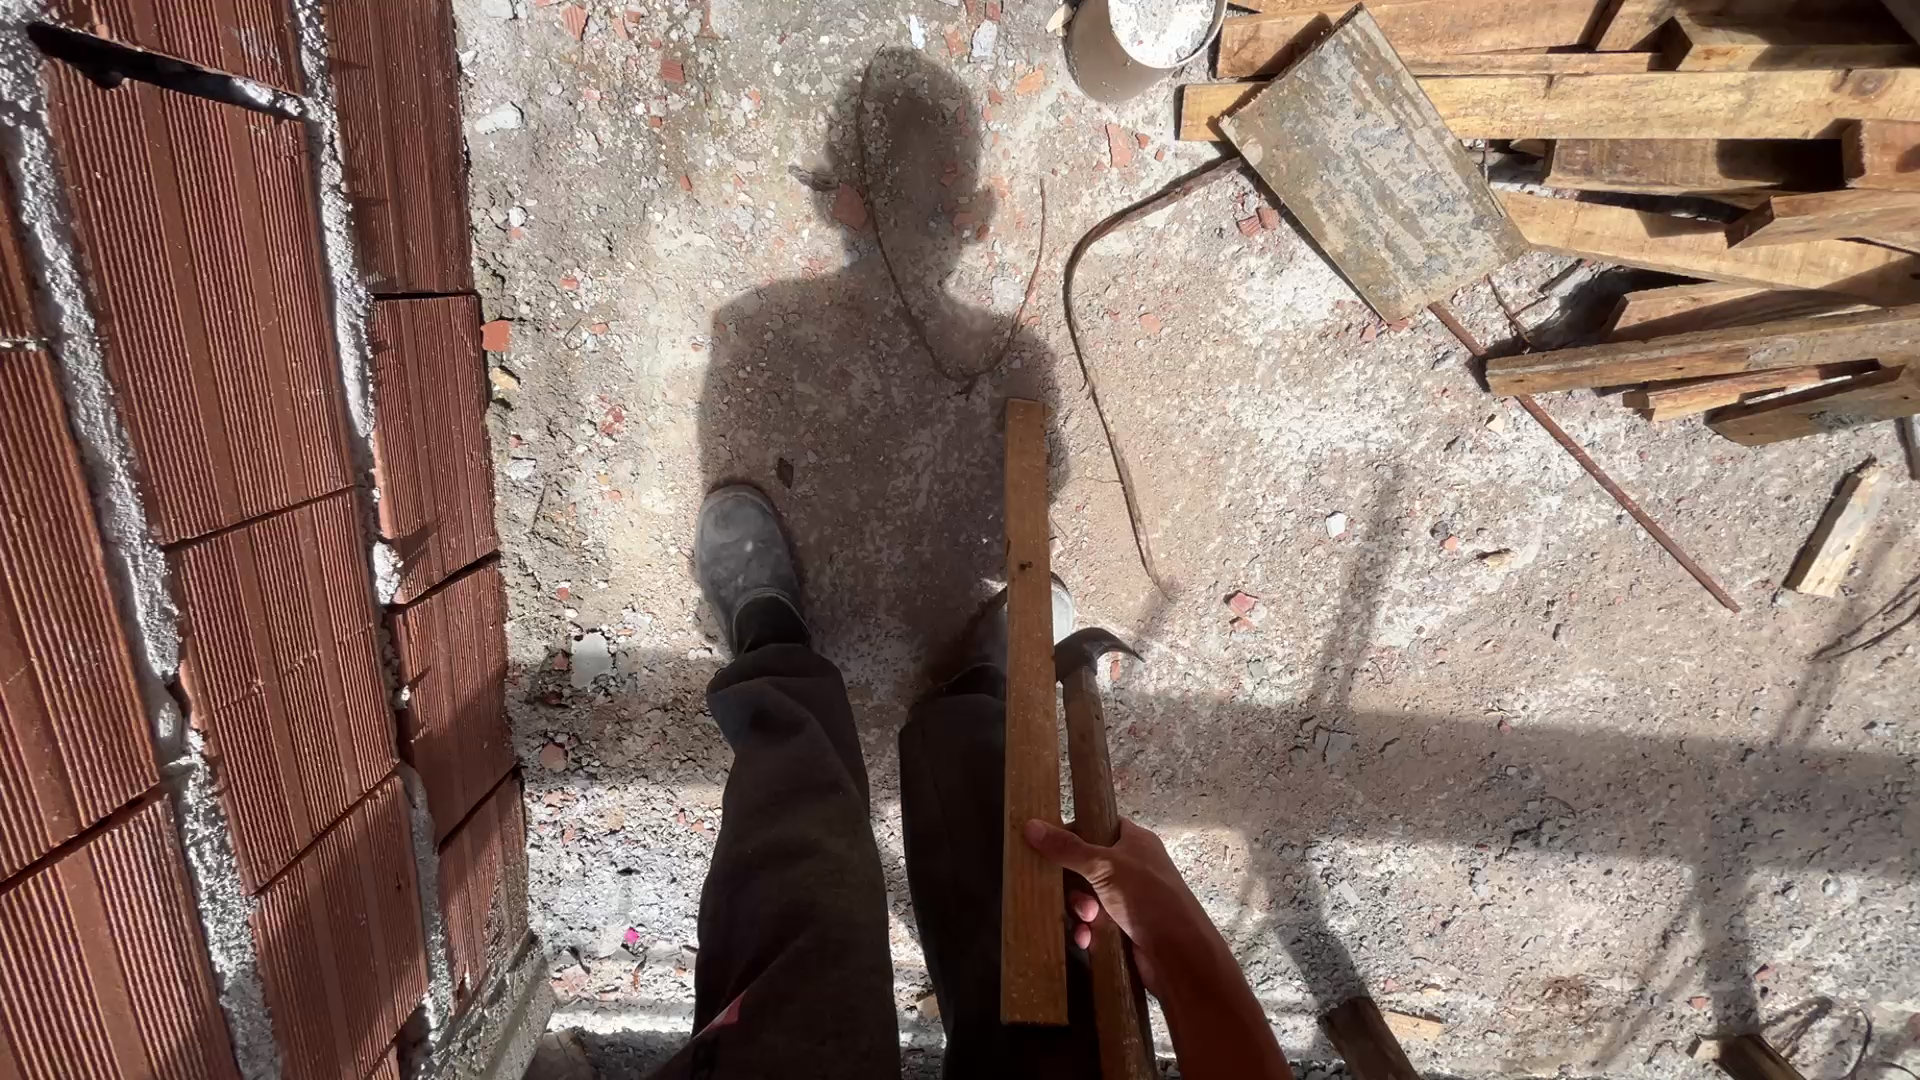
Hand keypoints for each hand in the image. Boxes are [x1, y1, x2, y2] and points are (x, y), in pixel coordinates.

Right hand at [1023, 817, 1292, 1079]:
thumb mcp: (1103, 866)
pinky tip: (1086, 939)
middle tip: (1065, 891)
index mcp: (1135, 840)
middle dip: (1073, 881)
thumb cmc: (1147, 898)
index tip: (1049, 846)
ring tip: (1085, 920)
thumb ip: (1066, 847)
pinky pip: (1098, 921)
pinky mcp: (1129, 927)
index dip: (1072, 833)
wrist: (1182, 957)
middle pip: (1088, 863)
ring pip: (1090, 895)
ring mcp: (1132, 898)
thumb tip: (1030, 825)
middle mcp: (1134, 865)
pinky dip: (1089, 929)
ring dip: (1080, 907)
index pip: (1096, 826)